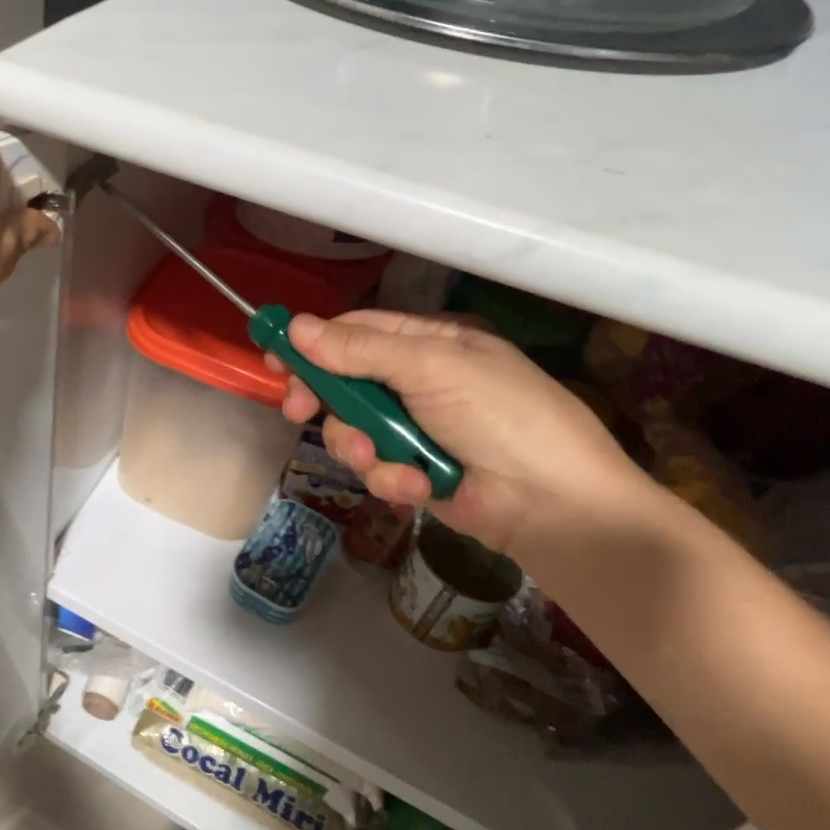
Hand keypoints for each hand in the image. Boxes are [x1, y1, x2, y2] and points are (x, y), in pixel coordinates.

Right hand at [276, 310, 661, 559]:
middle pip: (344, 383)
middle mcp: (418, 383)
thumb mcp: (431, 367)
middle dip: (325, 400)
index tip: (275, 359)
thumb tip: (296, 325)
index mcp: (430, 344)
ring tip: (379, 458)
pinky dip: (390, 477)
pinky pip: (375, 468)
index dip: (314, 344)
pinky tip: (416, 485)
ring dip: (359, 446)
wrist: (554, 503)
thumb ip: (360, 350)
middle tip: (299, 411)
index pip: (357, 332)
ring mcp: (416, 430)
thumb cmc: (500, 416)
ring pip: (352, 430)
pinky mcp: (414, 473)